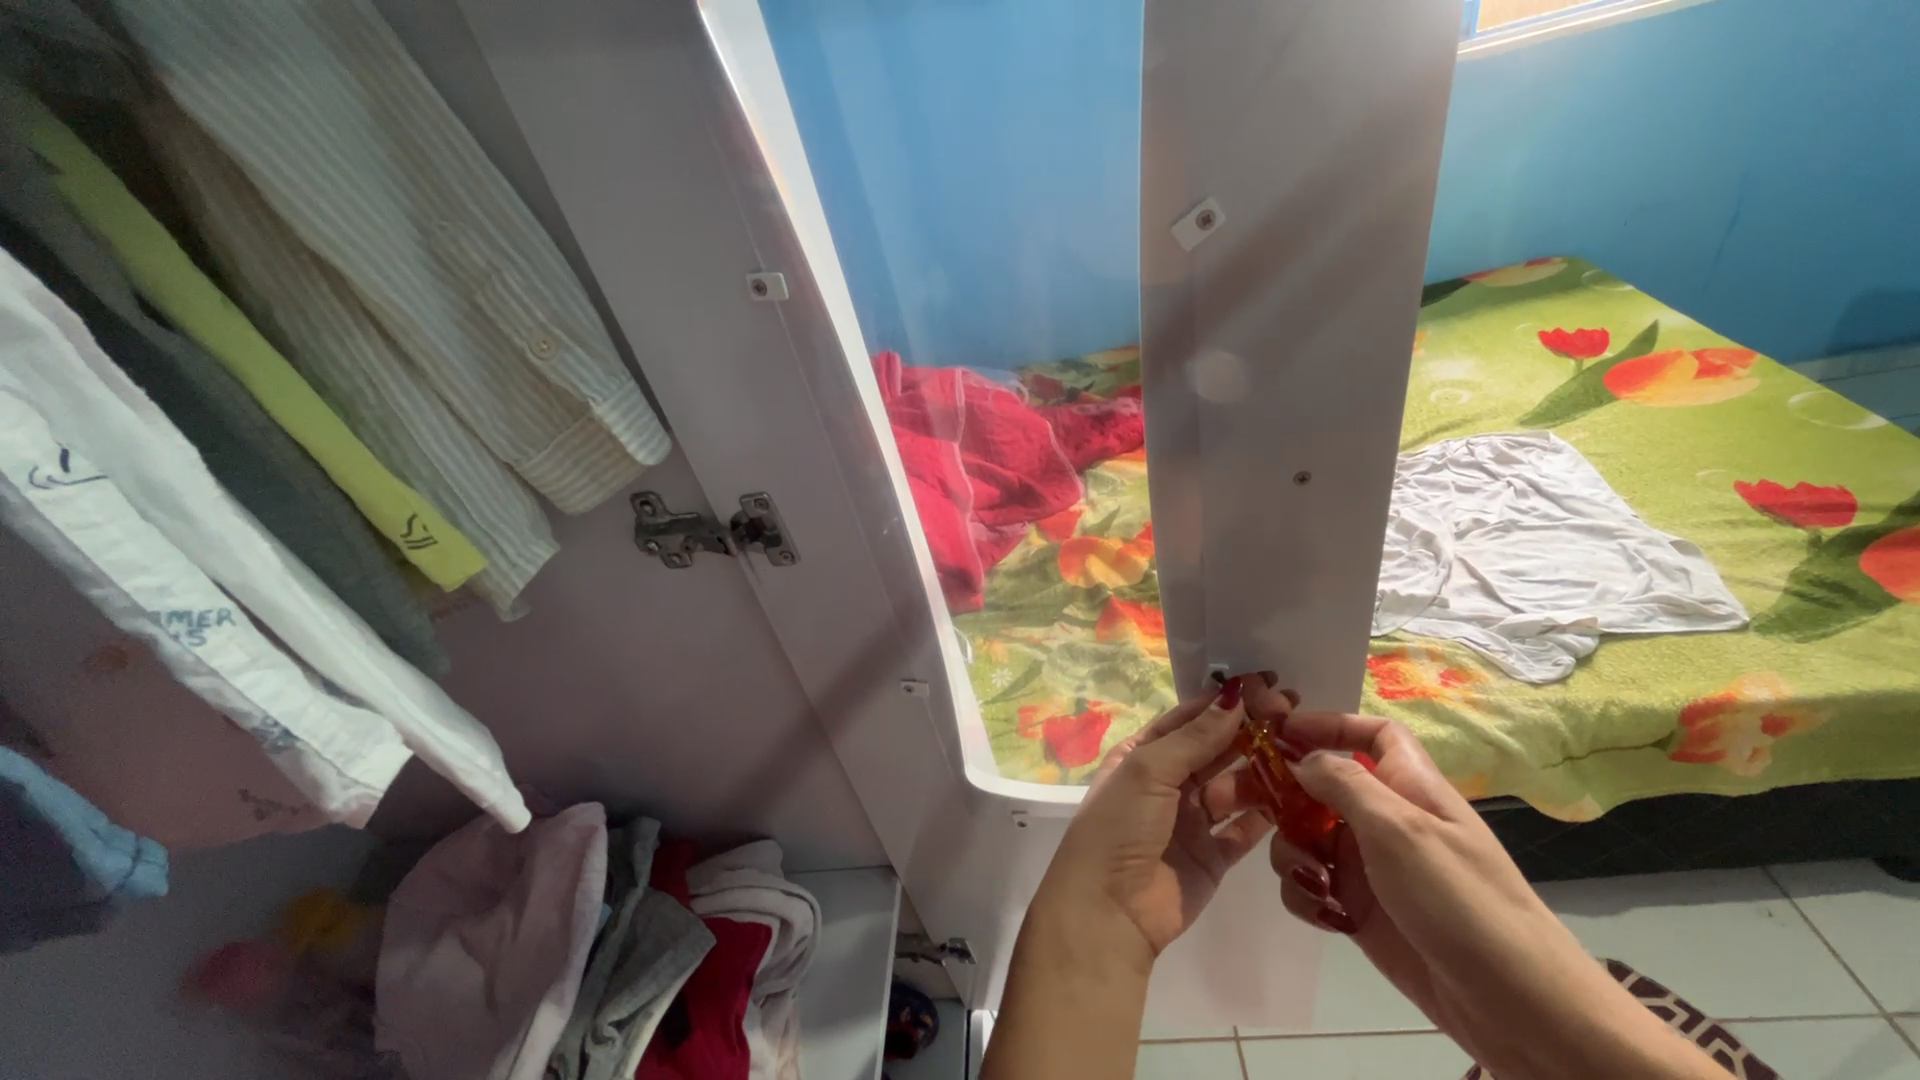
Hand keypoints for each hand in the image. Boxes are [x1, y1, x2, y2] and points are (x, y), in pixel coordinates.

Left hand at [1031, 680, 1276, 966]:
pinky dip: (1269, 811)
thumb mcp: (1149, 771)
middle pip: (1215, 749)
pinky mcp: (1214, 855)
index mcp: (1141, 756)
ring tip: (1303, 751)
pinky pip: (1246, 826)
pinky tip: (1299, 794)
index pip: (1188, 719)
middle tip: (1296, 714)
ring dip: (1264, 769)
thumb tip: (1235, 696)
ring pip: (1235, 785)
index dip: (1225, 702)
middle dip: (1251, 731)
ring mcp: (1192, 820)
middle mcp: (1167, 783)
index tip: (1268, 685)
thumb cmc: (1119, 826)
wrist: (1110, 910)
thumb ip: (1195, 737)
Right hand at [1255, 684, 1720, 1079]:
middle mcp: (1386, 819)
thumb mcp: (1400, 829)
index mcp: (1409, 786)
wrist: (1515, 1006)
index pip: (1371, 734)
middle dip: (1285, 793)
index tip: (1280, 729)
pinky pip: (1311, 885)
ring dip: (1292, 851)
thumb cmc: (1461, 900)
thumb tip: (1302, 758)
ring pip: (1306, 836)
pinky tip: (1324, 913)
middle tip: (1249, 803)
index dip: (1329, 724)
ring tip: (1312, 879)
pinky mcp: (1360, 909)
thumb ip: (1343, 783)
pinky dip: (1305, 893)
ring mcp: (1370, 865)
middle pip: (1321, 785)